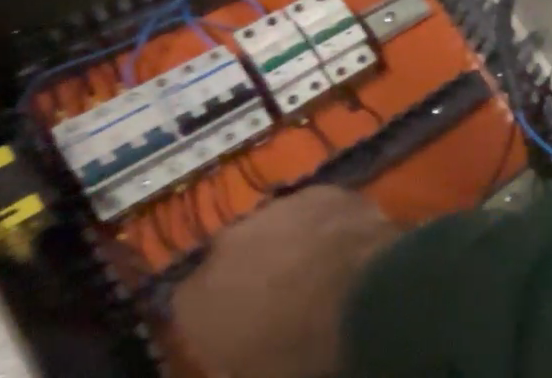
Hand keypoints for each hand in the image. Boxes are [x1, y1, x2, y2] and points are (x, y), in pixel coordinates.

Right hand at [171, 187, 399, 377]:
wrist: (357, 293)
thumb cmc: (296, 346)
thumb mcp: (252, 371)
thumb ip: (236, 354)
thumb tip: (247, 344)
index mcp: (194, 299)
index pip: (195, 307)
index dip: (223, 315)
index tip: (246, 326)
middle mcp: (224, 246)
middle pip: (235, 259)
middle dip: (254, 271)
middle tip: (287, 292)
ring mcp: (273, 210)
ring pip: (275, 227)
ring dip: (290, 242)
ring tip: (322, 264)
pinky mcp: (319, 191)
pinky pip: (315, 209)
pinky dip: (325, 222)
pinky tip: (346, 240)